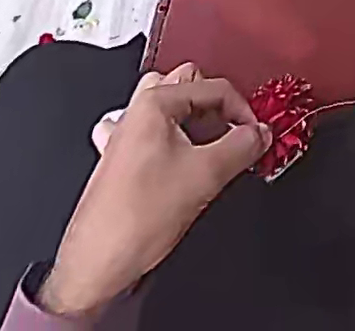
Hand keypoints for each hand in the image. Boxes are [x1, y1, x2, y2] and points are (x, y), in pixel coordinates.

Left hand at [40, 68, 269, 314]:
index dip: (243, 111)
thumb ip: (243, 146)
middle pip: (190, 86)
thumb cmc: (134, 221)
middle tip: (233, 132)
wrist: (94, 268)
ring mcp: (123, 135)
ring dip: (193, 119)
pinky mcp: (118, 160)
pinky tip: (177, 159)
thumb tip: (260, 133)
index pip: (216, 89)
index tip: (254, 133)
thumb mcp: (207, 175)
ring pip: (168, 106)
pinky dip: (169, 138)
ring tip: (209, 144)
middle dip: (217, 108)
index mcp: (155, 103)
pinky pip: (148, 133)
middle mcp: (135, 112)